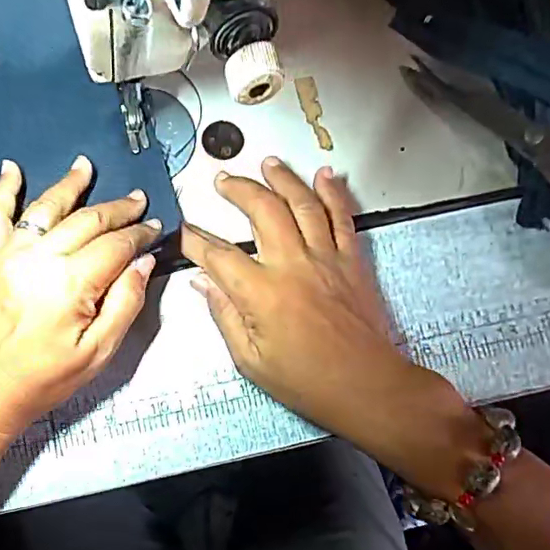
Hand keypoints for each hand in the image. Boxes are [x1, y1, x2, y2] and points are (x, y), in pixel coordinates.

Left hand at [0, 156, 159, 447]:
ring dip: (68, 186)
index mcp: (70, 284)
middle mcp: (39, 259)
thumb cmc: (40, 381)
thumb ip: (123, 305)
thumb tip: (142, 263)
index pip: (115, 246)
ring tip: (84, 166)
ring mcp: (8, 255)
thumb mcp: (96, 355)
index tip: (155, 228)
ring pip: (44, 209)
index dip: (139, 235)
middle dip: (116, 208)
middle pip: (85, 221)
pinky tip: (11, 169)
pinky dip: (3, 190)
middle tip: (137, 199)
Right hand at [180, 157, 481, 493]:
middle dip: (239, 189)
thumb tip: (203, 284)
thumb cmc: (307, 382)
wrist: (367, 386)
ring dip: (282, 178)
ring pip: (302, 203)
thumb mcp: (250, 359)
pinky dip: (333, 192)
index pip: (217, 255)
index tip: (183, 231)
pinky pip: (342, 217)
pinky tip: (324, 175)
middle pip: (262, 210)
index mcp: (261, 294)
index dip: (194, 240)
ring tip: (267, 162)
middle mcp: (293, 266)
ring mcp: (326, 259)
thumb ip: (224, 315)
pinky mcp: (352, 261)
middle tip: (223, 180)